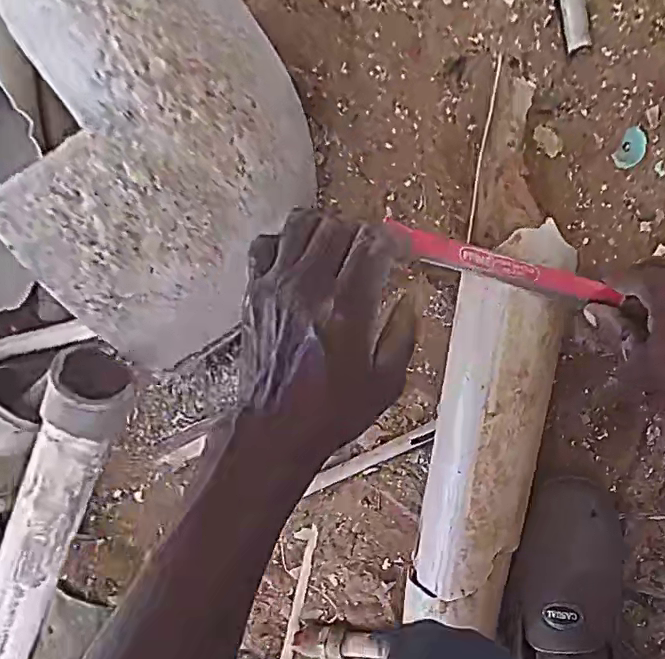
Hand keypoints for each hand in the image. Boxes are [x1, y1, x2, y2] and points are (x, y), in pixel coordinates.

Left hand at [239, 210, 417, 468]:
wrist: (277, 428)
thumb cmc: (330, 413)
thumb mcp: (385, 383)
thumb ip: (403, 335)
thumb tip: (410, 300)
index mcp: (346, 312)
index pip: (372, 245)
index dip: (394, 239)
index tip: (403, 248)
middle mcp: (308, 291)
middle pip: (338, 226)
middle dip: (363, 232)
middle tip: (374, 251)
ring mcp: (276, 288)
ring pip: (302, 224)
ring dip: (327, 228)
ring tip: (340, 247)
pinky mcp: (255, 293)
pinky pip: (268, 244)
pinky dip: (288, 242)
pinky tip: (302, 260)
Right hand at [589, 262, 664, 436]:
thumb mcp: (640, 361)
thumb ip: (616, 332)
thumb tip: (594, 311)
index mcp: (664, 286)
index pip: (629, 276)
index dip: (612, 287)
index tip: (602, 298)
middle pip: (660, 269)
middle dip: (642, 286)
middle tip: (631, 310)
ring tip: (664, 319)